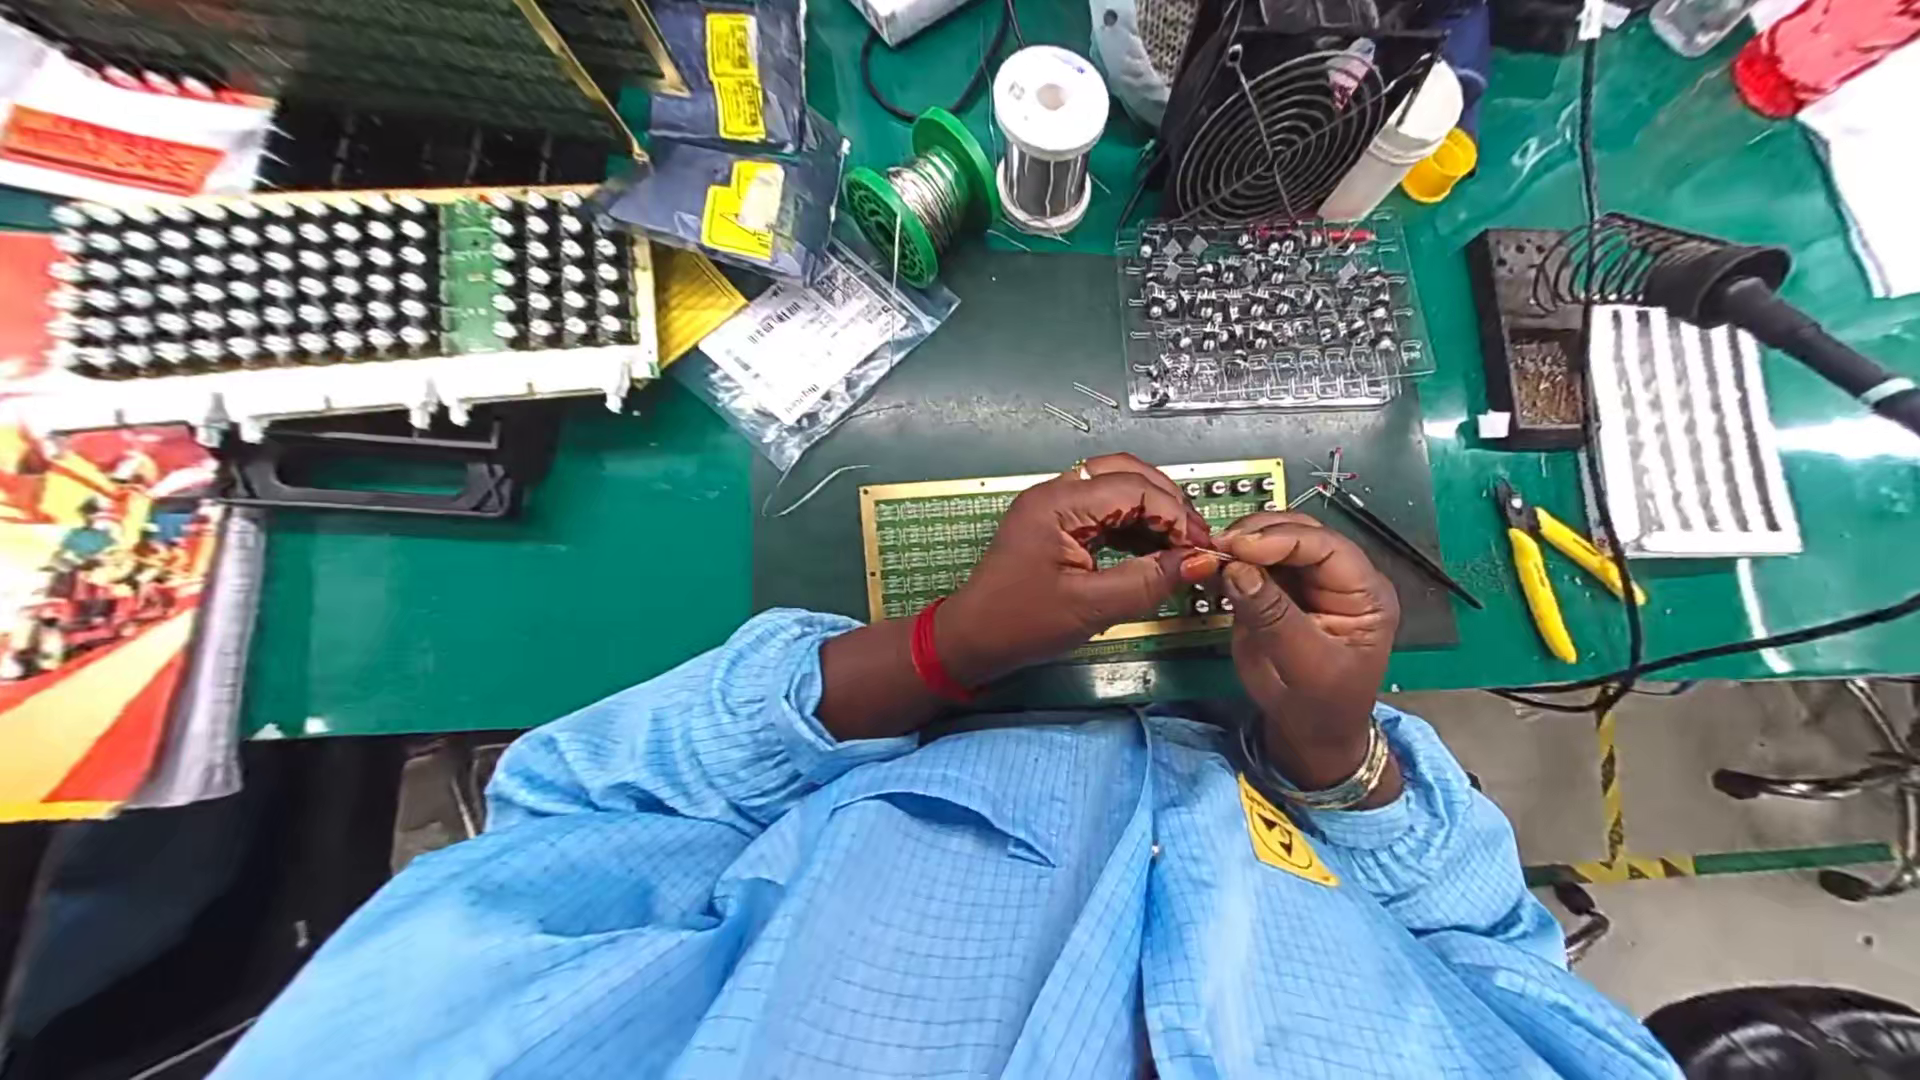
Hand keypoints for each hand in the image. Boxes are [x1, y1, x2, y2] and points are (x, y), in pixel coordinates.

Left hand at [936, 454, 1220, 684]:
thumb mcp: (1091, 606)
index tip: (1198, 549)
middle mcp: (1055, 494)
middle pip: (1125, 474)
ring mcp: (1054, 508)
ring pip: (1116, 489)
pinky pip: (1104, 512)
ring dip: (1152, 513)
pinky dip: (1132, 527)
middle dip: (1166, 503)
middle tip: (1193, 541)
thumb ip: (1148, 581)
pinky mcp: (1057, 526)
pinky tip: (1152, 551)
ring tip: (1178, 547)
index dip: (1174, 514)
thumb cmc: (1019, 622)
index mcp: (1057, 504)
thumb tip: (1198, 561)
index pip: (1132, 488)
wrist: (972, 639)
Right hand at [1215, 511, 1401, 799]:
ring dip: (1241, 543)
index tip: (1237, 547)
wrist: (1306, 731)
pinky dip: (1231, 560)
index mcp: (1364, 594)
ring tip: (1212, 554)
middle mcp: (1337, 578)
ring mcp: (1305, 581)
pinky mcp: (1275, 589)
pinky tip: (1211, 566)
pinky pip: (1253, 562)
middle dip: (1258, 534)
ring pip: (1274, 540)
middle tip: (1218, 546)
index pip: (1326, 547)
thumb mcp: (1301, 663)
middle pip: (1300, 533)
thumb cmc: (1317, 703)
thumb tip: (1235, 568)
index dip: (1281, 539)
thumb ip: (1271, 614)